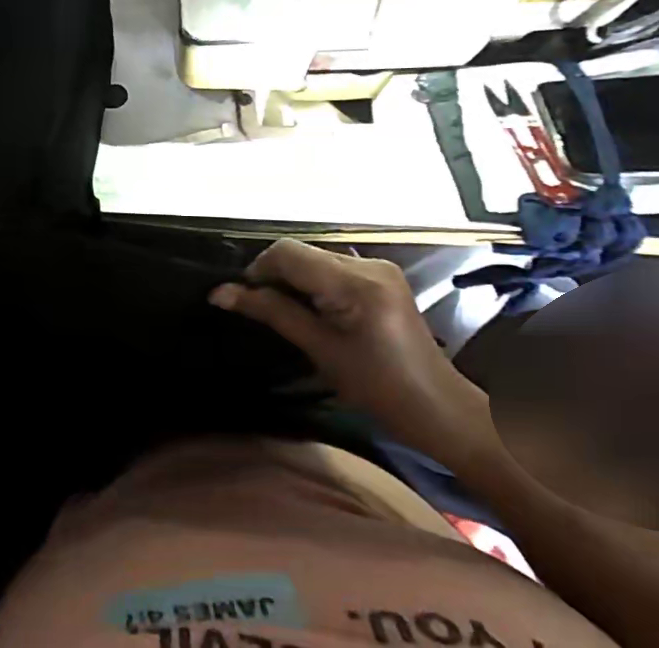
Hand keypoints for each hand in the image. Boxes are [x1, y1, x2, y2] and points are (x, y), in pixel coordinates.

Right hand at [210, 239, 498, 470]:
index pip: (287, 252)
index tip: (245, 298)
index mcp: (355, 282)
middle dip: (273, 274)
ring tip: (287, 310)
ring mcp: (378, 267)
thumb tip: (219, 292)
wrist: (440, 408)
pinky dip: (311, 280)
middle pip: (299, 250)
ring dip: (292, 277)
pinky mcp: (382, 275)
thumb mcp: (318, 349)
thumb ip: (270, 311)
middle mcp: (368, 263)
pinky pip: (331, 265)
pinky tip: (312, 308)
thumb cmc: (377, 387)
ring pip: (313, 256)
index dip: (257, 270)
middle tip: (263, 307)